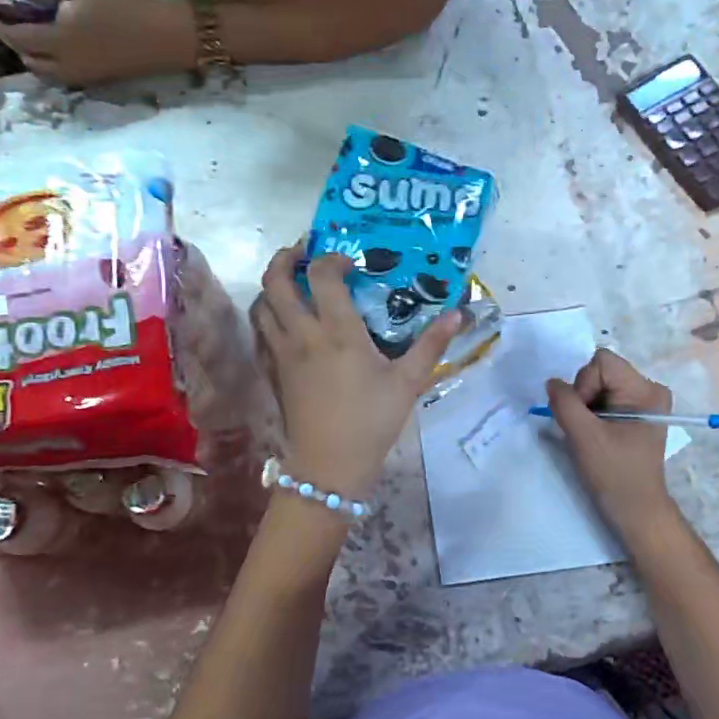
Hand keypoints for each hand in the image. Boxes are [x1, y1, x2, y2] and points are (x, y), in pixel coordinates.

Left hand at [0, 0, 195, 85]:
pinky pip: (59, 75)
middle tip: (10, 16)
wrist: (158, 38)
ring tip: (31, 31)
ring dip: (30, 53)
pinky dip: (48, 61)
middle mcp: (62, 67)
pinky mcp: (92, 82)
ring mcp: (78, 78)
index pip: (13, 36)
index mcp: (55, 42)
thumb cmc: (118, 6)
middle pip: (25, 58)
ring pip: (42, 71)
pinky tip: (54, 44)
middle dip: (12, 39)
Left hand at [250, 249, 458, 498]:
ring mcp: (282, 354)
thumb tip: (458, 314)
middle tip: (303, 253)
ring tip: (292, 284)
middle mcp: (303, 335)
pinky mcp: (273, 373)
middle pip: (276, 282)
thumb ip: (431, 345)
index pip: (322, 276)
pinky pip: (260, 334)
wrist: (329, 464)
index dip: (331, 259)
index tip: (350, 265)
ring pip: (261, 306)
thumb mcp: (407, 383)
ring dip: (272, 287)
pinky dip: (266, 318)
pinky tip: (283, 322)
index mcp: (338, 332)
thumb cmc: (371, 422)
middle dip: (286, 259)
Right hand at [545, 349, 678, 534]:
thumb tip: (552, 382)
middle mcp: (648, 390)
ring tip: (588, 434)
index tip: (584, 416)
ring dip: (584, 407)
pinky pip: (601, 400)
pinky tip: (592, 436)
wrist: (634, 509)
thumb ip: (564, 404)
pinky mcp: (632, 415)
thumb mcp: (584, 437)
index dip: (583, 384)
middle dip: (583, 396)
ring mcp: (642, 403)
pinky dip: (589, 415)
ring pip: (597, 386)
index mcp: (646, 390)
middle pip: (599, 372)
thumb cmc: (614, 474)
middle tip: (584, 428)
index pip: (601, 362)